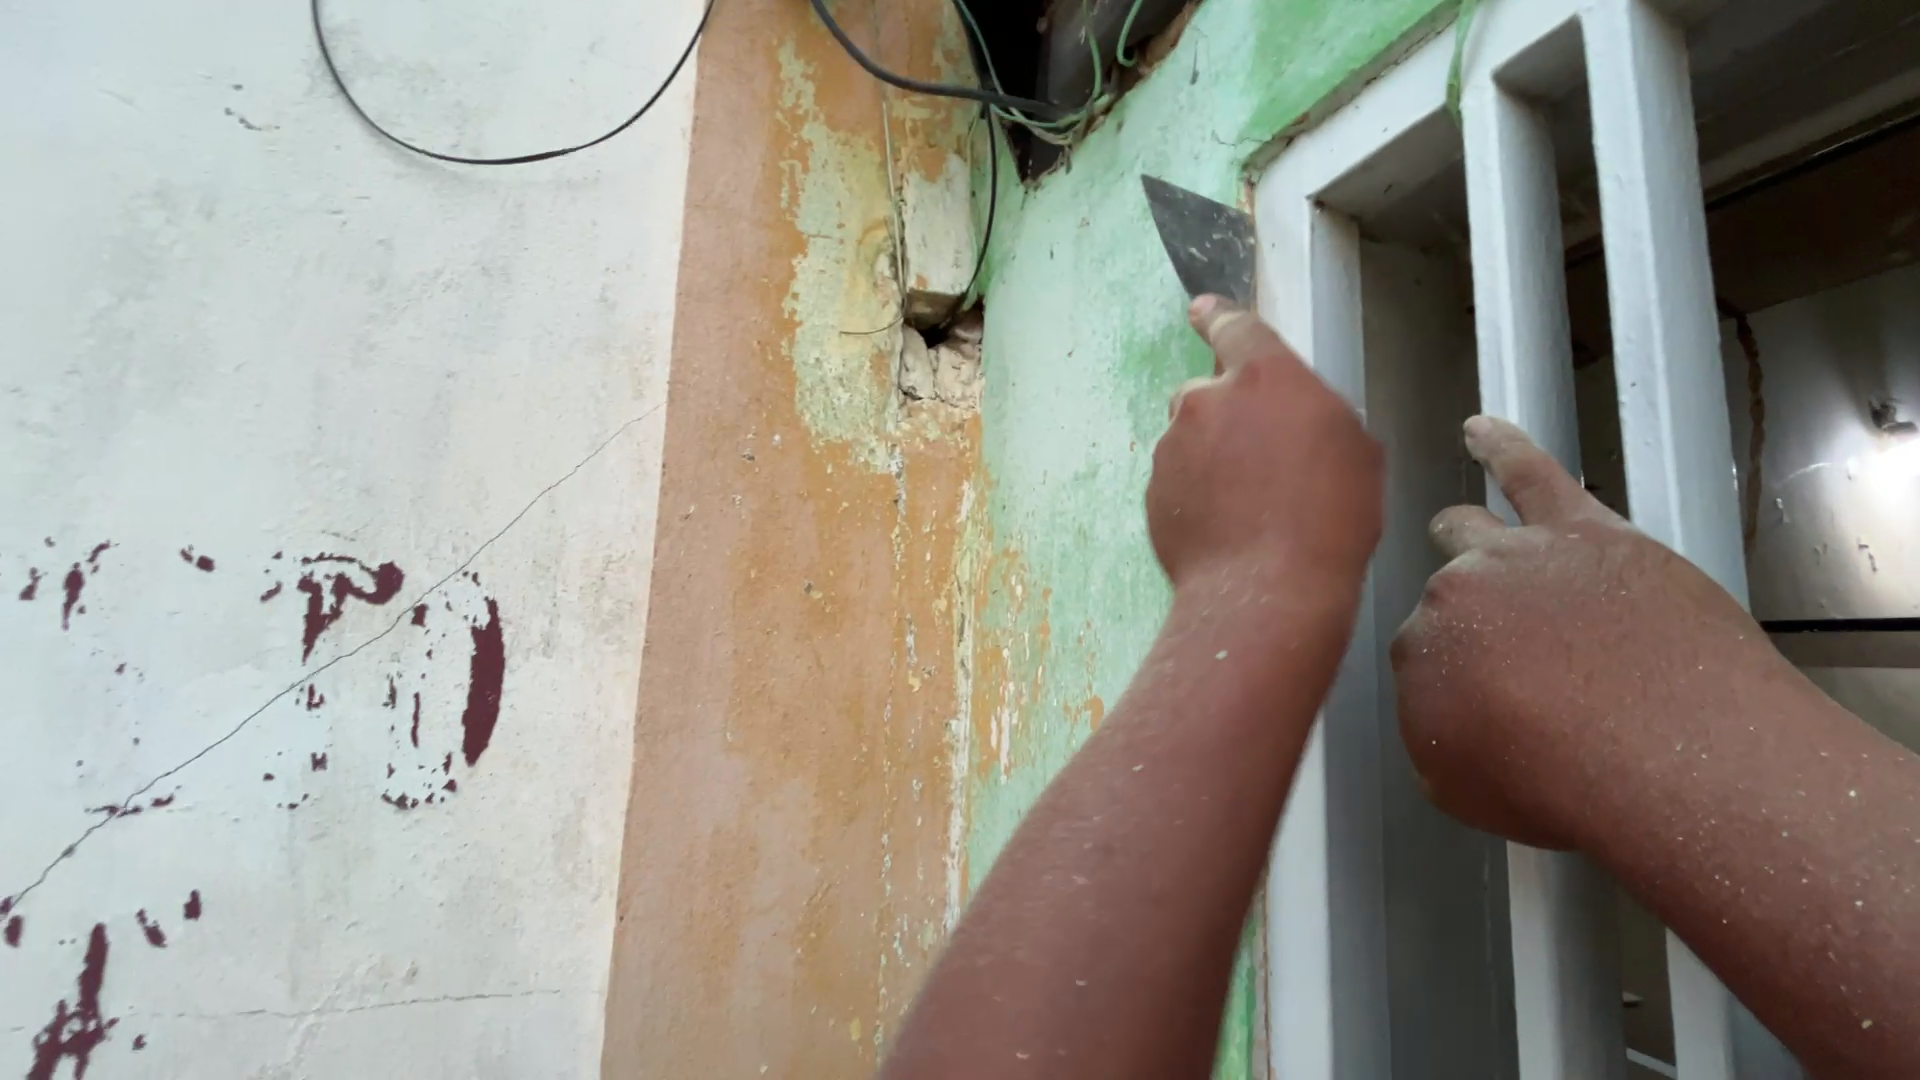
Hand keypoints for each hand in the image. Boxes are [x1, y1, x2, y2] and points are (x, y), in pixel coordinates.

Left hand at [1147, 296, 1382, 601]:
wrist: (1266, 588)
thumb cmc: (1329, 519)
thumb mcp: (1353, 450)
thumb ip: (1312, 412)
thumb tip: (1291, 417)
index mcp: (1264, 378)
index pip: (1237, 328)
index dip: (1220, 316)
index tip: (1203, 309)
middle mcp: (1206, 402)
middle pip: (1209, 392)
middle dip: (1228, 414)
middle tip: (1259, 459)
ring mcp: (1171, 448)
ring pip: (1190, 438)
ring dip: (1211, 456)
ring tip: (1247, 505)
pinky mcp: (1153, 489)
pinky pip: (1175, 478)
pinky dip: (1194, 491)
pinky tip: (1224, 524)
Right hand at [1391, 416, 1784, 849]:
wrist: (1674, 763)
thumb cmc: (1563, 786)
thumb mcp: (1457, 786)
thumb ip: (1428, 736)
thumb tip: (1439, 712)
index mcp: (1416, 653)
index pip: (1419, 651)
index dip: (1449, 673)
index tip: (1481, 696)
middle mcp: (1447, 595)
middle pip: (1441, 592)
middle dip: (1461, 617)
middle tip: (1497, 650)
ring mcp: (1510, 557)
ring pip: (1466, 530)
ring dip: (1462, 539)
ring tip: (1463, 539)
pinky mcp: (1580, 530)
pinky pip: (1531, 473)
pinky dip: (1502, 447)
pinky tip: (1478, 429)